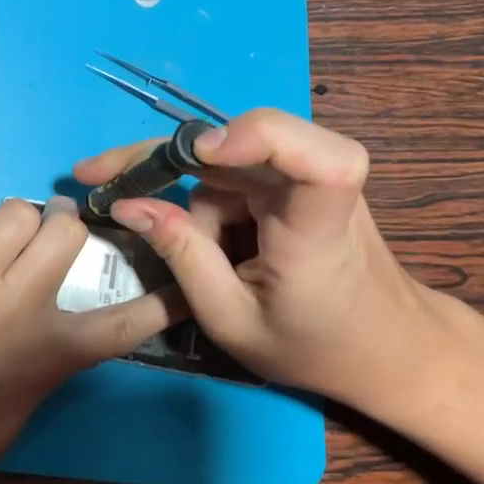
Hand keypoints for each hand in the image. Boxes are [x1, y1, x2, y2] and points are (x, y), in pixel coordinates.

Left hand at [0, 194, 184, 483]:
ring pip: (17, 210)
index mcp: (49, 353)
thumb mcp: (12, 417)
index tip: (177, 283)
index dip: (159, 300)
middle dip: (67, 224)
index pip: (125, 322)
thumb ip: (41, 369)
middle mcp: (19, 303)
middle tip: (53, 230)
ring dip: (17, 219)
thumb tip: (48, 335)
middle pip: (66, 232)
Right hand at [73, 109, 439, 410]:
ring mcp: (303, 180)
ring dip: (180, 193)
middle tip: (94, 174)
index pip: (321, 161)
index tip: (200, 152)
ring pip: (218, 162)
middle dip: (159, 156)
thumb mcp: (232, 318)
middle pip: (235, 142)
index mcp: (316, 232)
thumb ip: (182, 257)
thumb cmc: (317, 346)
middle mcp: (315, 190)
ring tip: (162, 240)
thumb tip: (127, 203)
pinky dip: (196, 199)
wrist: (388, 347)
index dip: (260, 137)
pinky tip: (191, 236)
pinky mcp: (291, 182)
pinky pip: (227, 175)